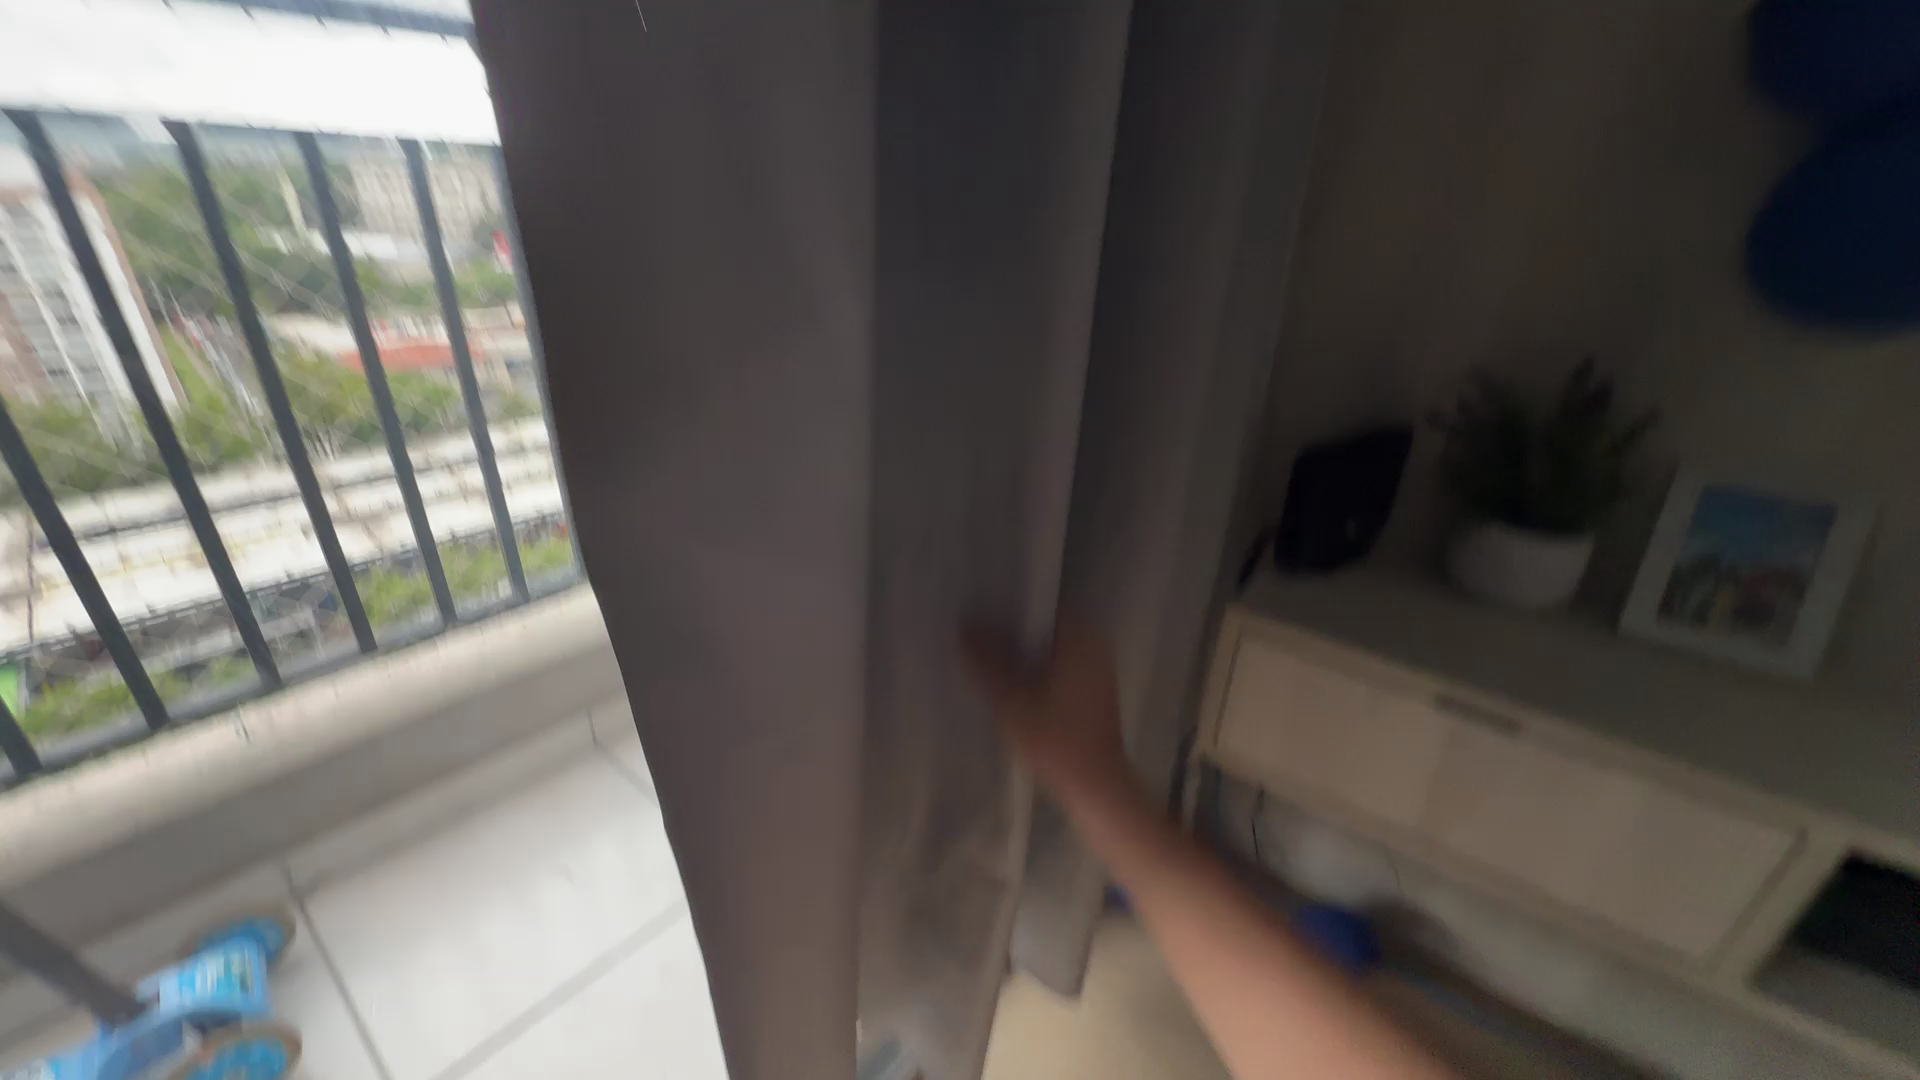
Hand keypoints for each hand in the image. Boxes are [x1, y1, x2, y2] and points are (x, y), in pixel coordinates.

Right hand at [961, 617, 1135, 805]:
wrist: (1095, 785)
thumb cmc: (1055, 739)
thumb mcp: (1011, 699)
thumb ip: (986, 661)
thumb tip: (963, 624)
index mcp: (1081, 636)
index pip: (1040, 603)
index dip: (1008, 605)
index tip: (980, 609)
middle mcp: (1095, 643)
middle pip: (1045, 625)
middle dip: (1013, 629)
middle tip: (978, 632)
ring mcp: (1099, 667)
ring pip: (1052, 646)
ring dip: (1024, 650)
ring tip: (989, 655)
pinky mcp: (1095, 689)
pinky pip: (1061, 664)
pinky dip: (1038, 667)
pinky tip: (1013, 680)